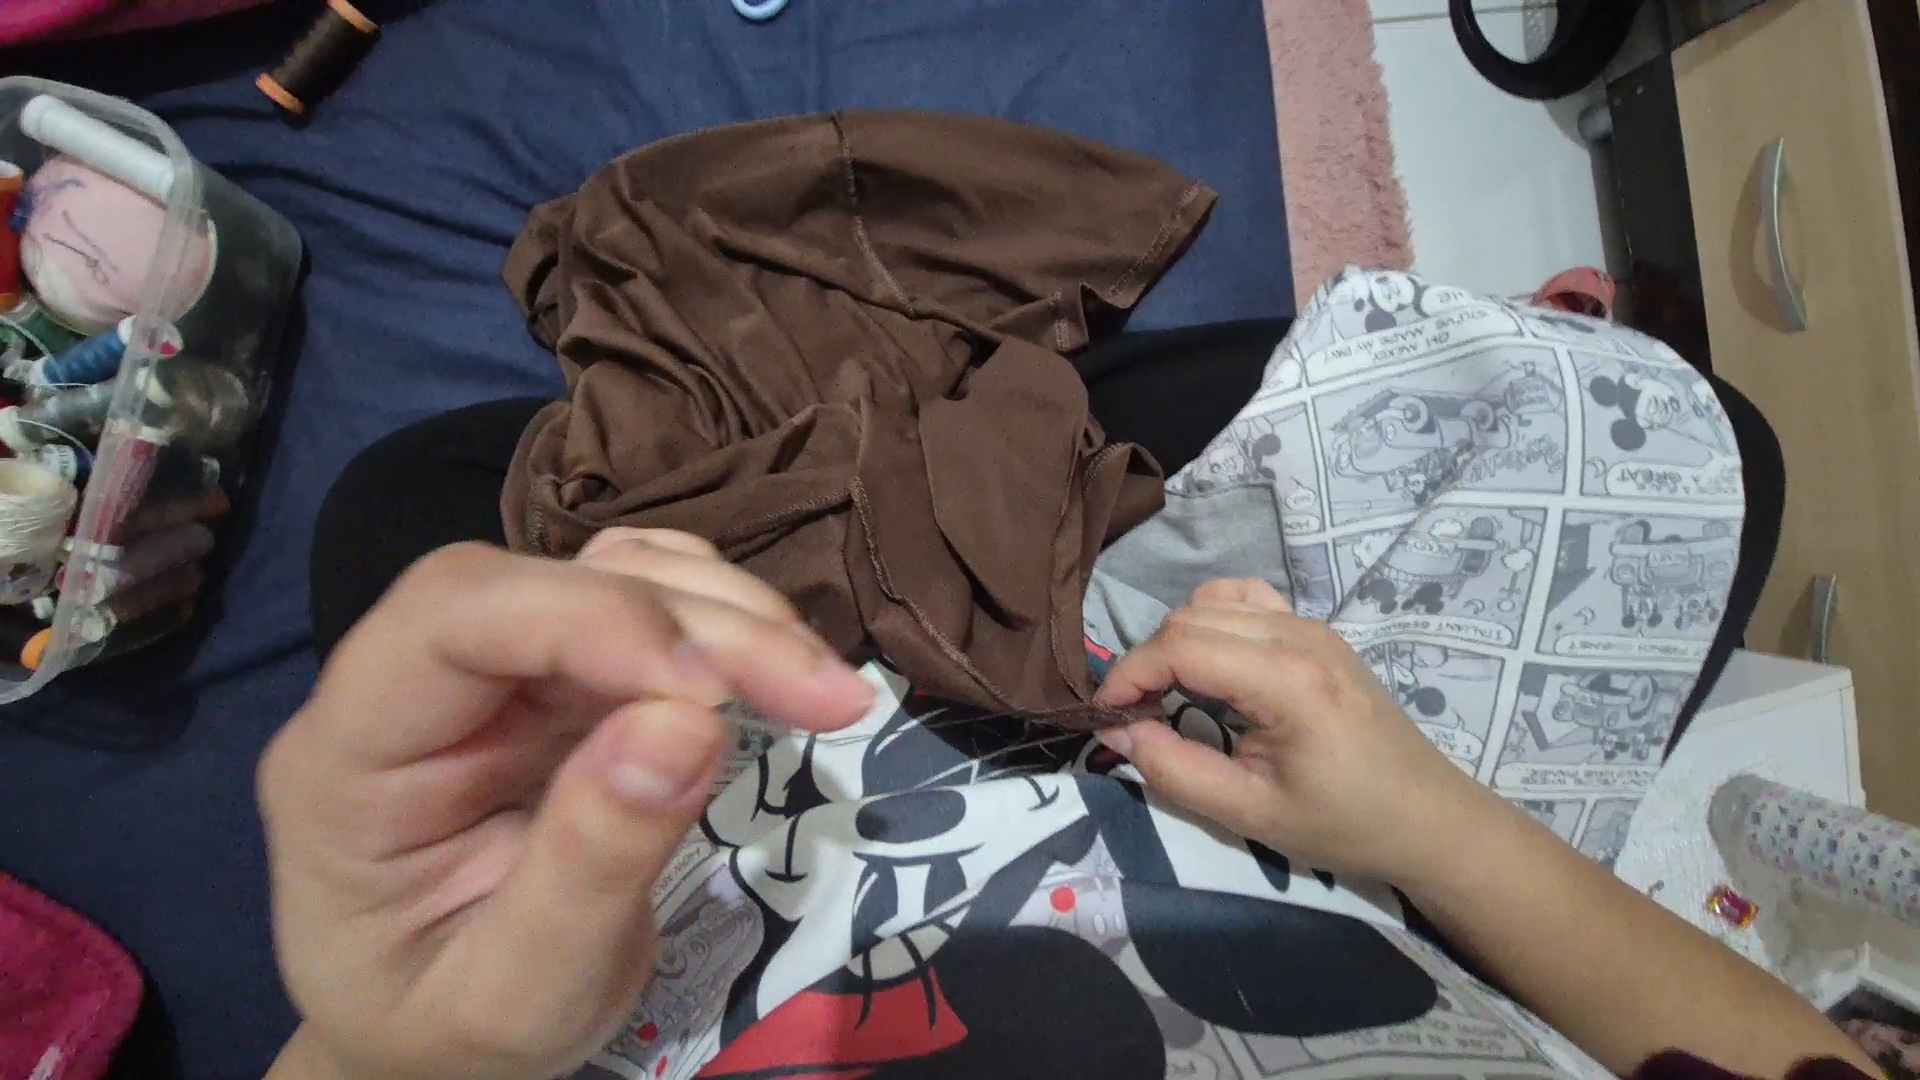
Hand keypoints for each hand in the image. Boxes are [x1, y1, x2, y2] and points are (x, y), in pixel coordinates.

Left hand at [260, 530, 875, 1079]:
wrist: (455, 1026)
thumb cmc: (462, 1025)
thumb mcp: (522, 994)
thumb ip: (592, 866)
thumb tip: (692, 723)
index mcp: (353, 754)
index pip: (456, 615)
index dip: (596, 622)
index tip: (718, 696)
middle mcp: (428, 675)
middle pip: (572, 580)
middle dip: (714, 627)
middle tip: (831, 697)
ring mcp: (513, 657)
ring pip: (629, 568)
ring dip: (739, 611)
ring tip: (821, 684)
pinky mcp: (579, 661)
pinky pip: (659, 589)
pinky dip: (731, 610)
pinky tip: (777, 660)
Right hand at [1093, 578, 1499, 884]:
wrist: (1429, 818)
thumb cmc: (1343, 823)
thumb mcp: (1248, 813)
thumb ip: (1172, 769)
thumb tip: (1116, 729)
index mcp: (1287, 681)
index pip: (1179, 646)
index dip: (1129, 674)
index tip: (1108, 714)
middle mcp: (1297, 635)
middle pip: (1187, 619)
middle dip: (1146, 662)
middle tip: (1137, 714)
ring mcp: (1309, 624)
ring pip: (1209, 602)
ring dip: (1174, 641)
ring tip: (1171, 691)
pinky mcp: (1314, 629)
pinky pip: (1243, 597)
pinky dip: (1210, 618)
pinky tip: (1213, 659)